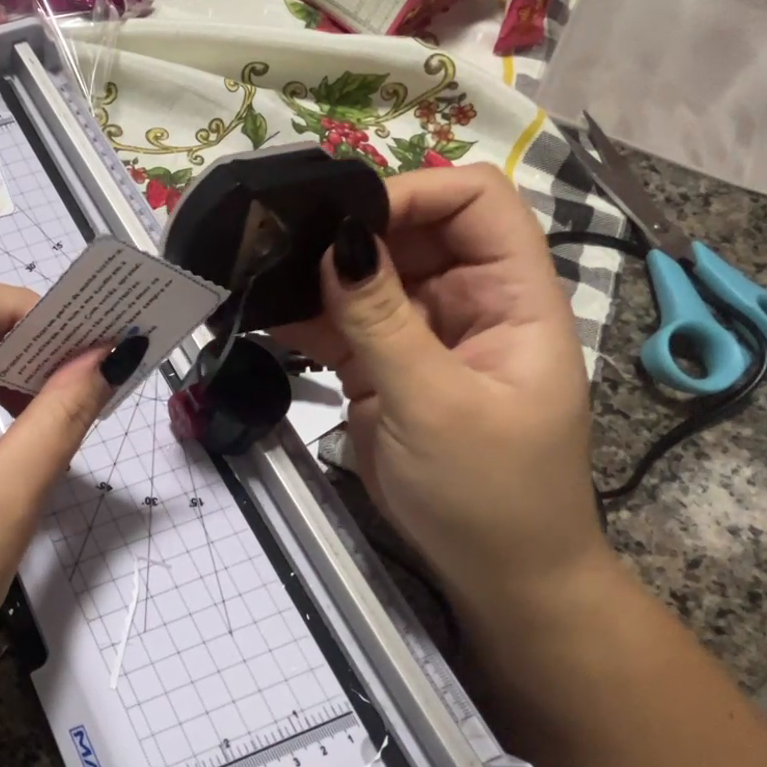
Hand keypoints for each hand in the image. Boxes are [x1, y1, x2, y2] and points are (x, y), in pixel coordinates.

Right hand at [273, 164, 608, 618]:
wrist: (492, 571)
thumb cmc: (489, 491)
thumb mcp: (435, 402)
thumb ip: (382, 320)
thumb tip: (338, 240)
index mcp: (513, 296)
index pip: (475, 203)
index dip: (412, 194)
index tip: (338, 217)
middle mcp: (467, 301)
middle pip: (410, 232)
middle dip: (347, 229)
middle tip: (274, 238)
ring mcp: (419, 334)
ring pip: (364, 275)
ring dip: (314, 271)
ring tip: (253, 268)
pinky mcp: (380, 366)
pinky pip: (338, 322)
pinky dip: (300, 315)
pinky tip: (258, 310)